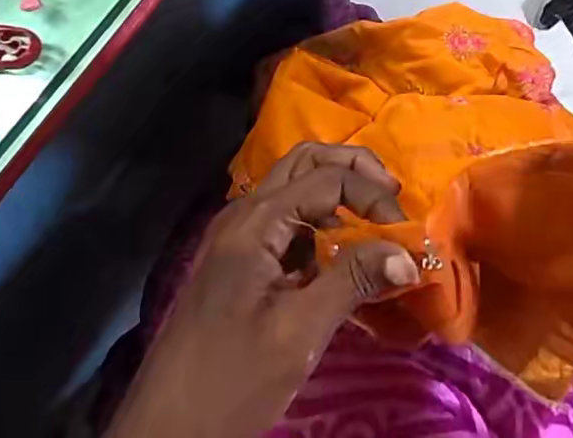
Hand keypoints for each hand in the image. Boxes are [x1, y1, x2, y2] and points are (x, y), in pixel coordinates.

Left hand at [108, 143, 418, 437]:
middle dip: (352, 169)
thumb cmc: (231, 378)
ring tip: (376, 219)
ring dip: (336, 191)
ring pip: (293, 187)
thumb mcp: (297, 332)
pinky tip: (342, 250)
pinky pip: (285, 221)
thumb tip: (407, 253)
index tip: (407, 233)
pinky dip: (319, 222)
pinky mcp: (239, 259)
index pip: (325, 178)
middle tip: (393, 193)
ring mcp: (238, 234)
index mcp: (255, 220)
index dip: (371, 195)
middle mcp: (245, 212)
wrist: (165, 425)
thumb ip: (351, 281)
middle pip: (304, 162)